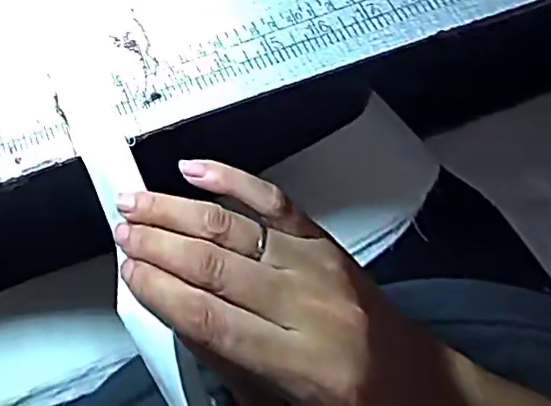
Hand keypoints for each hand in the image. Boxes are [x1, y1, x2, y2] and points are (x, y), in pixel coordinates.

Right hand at [116, 161, 544, 405]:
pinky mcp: (324, 239)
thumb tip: (162, 299)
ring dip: (172, 210)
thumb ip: (221, 355)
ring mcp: (320, 267)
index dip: (159, 290)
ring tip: (133, 202)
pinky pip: (271, 198)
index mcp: (307, 369)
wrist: (429, 394)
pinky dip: (227, 177)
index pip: (211, 319)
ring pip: (229, 227)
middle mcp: (314, 312)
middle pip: (214, 266)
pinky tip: (189, 168)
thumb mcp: (279, 405)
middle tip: (121, 232)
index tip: (127, 271)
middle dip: (156, 245)